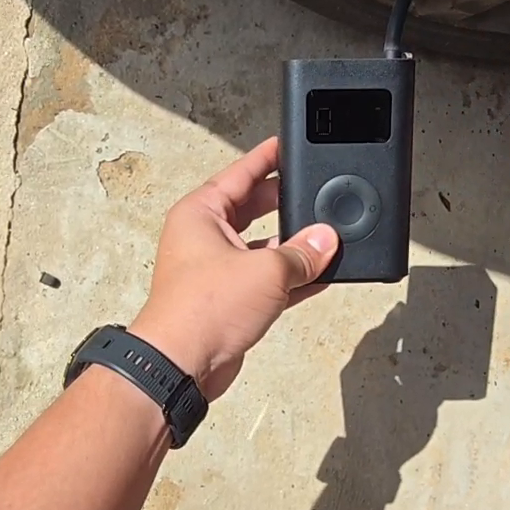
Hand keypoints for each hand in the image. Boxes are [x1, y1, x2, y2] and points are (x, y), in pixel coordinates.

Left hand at [129, 138, 338, 399]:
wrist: (182, 364)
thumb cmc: (203, 309)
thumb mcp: (266, 270)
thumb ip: (302, 252)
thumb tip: (326, 241)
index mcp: (201, 213)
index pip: (240, 173)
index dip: (267, 158)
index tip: (288, 145)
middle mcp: (204, 238)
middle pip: (253, 209)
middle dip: (286, 205)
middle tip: (316, 192)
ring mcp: (216, 271)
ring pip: (262, 248)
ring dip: (293, 248)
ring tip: (327, 240)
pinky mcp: (229, 302)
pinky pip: (266, 281)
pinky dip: (291, 279)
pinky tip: (319, 277)